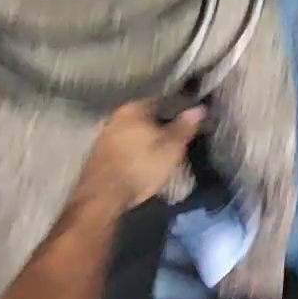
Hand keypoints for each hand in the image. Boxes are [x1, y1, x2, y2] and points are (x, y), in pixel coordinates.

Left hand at [74, 101, 205, 212]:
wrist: (103, 197)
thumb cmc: (141, 167)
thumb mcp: (171, 148)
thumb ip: (184, 127)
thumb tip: (199, 108)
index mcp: (134, 108)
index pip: (163, 101)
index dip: (178, 110)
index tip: (188, 120)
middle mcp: (116, 116)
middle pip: (146, 117)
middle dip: (160, 125)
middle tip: (176, 138)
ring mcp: (104, 135)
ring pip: (133, 132)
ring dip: (145, 139)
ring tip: (160, 152)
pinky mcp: (98, 155)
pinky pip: (123, 146)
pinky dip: (133, 151)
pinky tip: (141, 162)